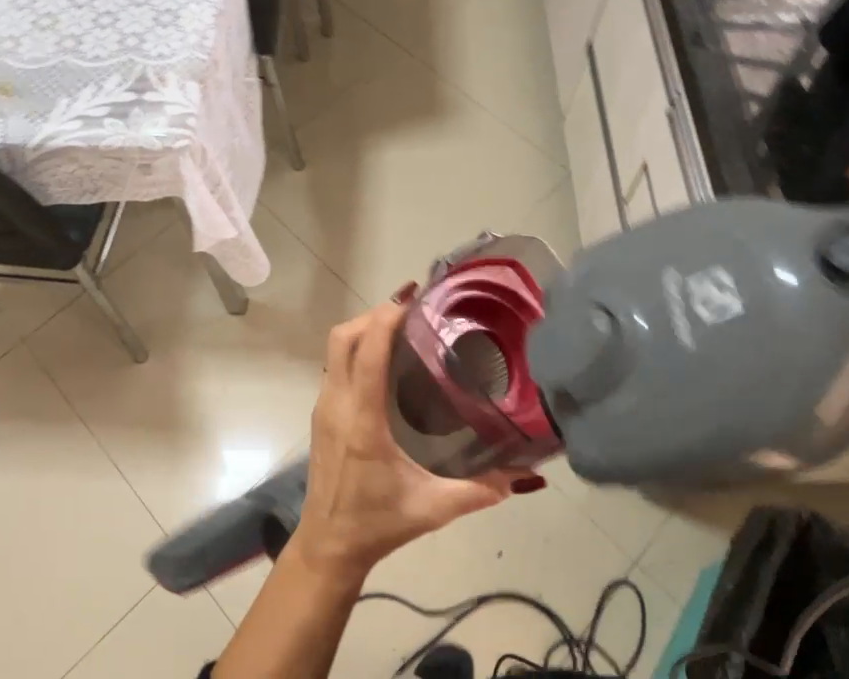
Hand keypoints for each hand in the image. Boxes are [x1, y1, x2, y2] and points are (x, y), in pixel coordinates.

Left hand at [292, 301, 535, 579]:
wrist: (328, 546)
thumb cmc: (378, 523)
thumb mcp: (432, 508)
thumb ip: (479, 490)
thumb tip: (527, 475)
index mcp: (362, 420)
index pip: (366, 352)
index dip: (386, 319)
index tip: (414, 301)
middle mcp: (337, 404)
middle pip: (343, 337)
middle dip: (374, 315)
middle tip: (413, 313)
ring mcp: (324, 407)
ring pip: (334, 348)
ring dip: (363, 329)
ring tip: (403, 329)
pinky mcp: (321, 415)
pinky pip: (334, 365)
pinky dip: (356, 349)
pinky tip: (386, 360)